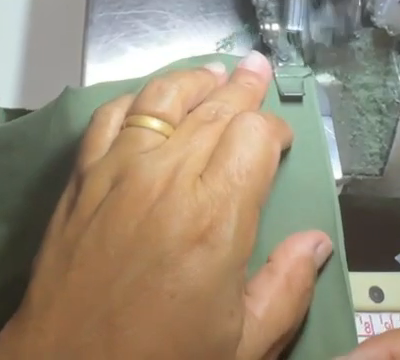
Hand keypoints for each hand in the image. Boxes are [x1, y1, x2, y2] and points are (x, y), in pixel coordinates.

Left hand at [0, 52, 333, 359]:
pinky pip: (111, 115)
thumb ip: (285, 288)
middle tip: (256, 67)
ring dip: (193, 80)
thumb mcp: (242, 345)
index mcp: (216, 216)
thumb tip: (316, 242)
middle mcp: (168, 176)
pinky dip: (136, 98)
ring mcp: (120, 168)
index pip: (254, 136)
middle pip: (213, 110)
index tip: (281, 138)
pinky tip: (151, 96)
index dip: (273, 128)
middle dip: (241, 88)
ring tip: (214, 72)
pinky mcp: (83, 173)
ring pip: (162, 98)